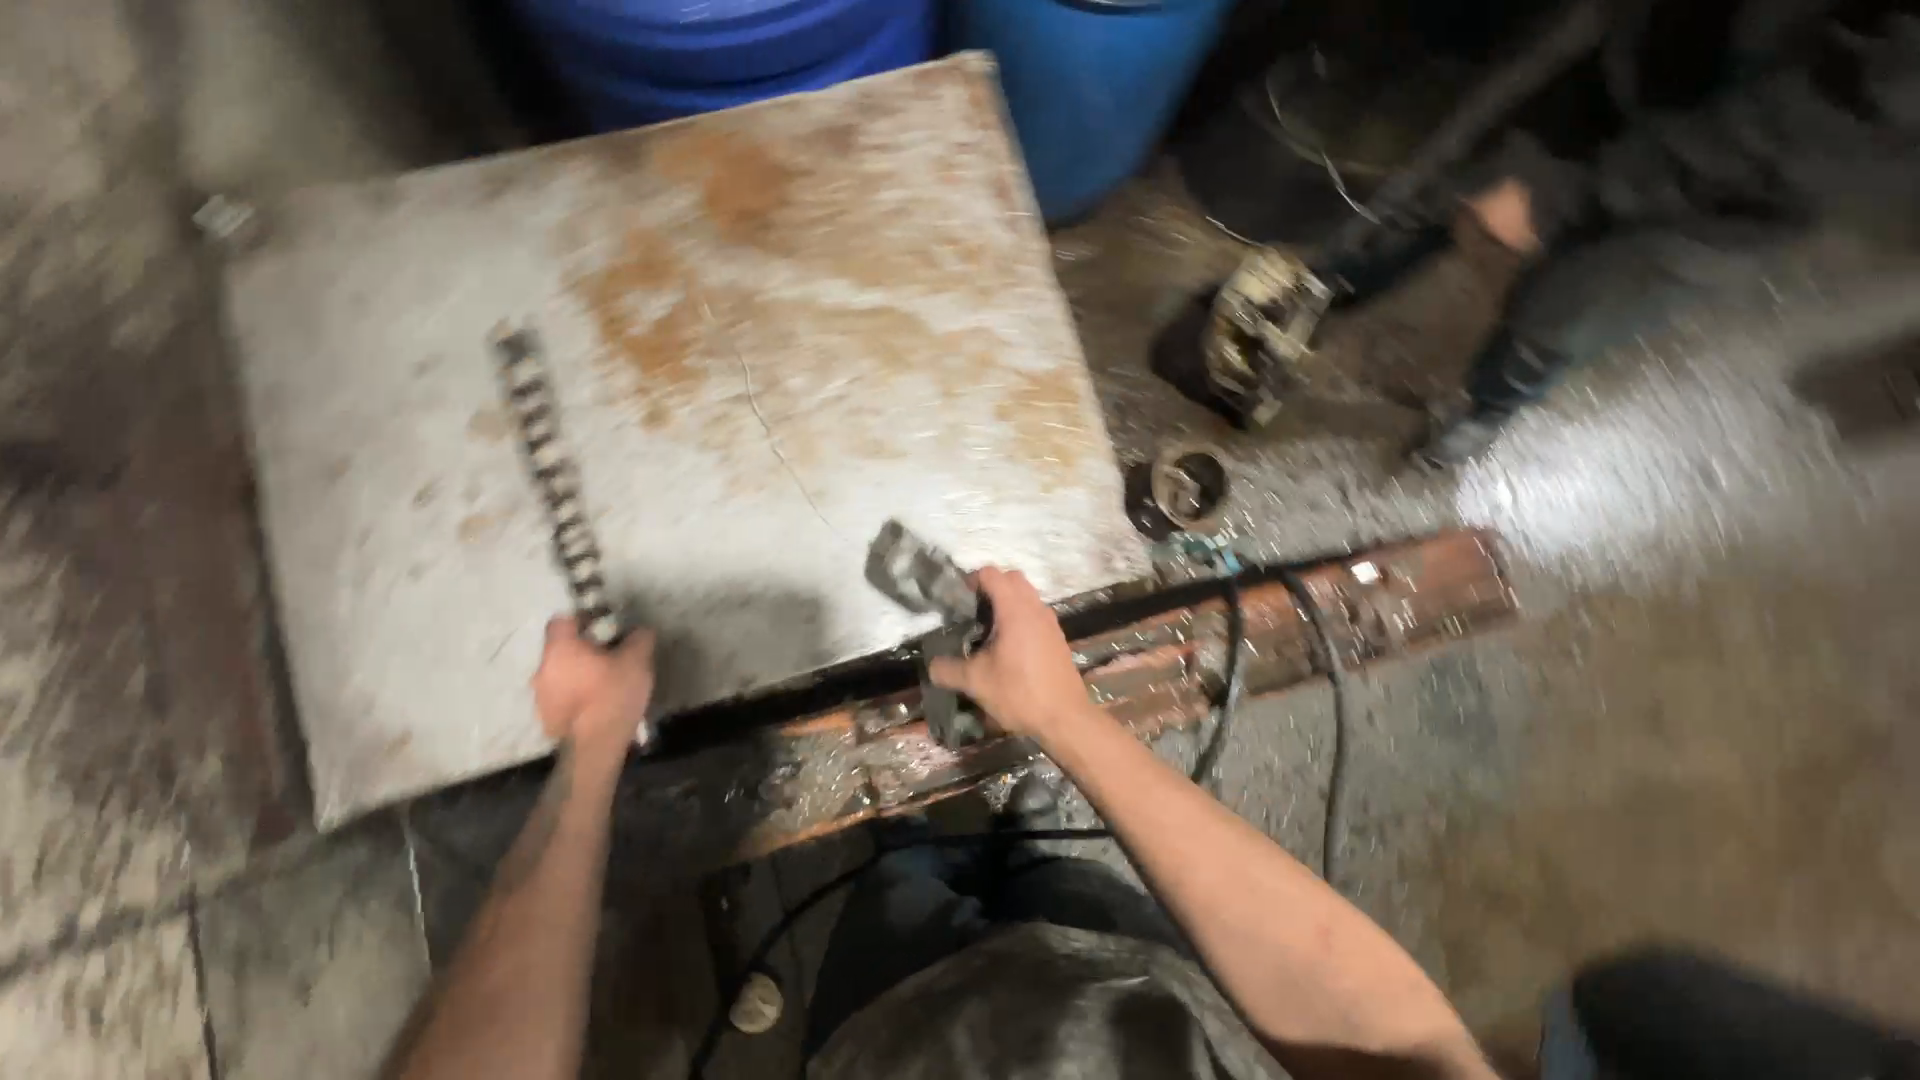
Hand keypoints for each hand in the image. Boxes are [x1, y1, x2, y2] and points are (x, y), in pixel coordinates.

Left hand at [532, 616, 655, 759]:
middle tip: (609, 655)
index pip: (562, 619)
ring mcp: (540, 695)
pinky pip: (560, 696)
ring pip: (558, 673)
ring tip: (603, 682)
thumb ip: (639, 638)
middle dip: (582, 648)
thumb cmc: (613, 694)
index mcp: (561, 648)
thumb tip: (640, 629)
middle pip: (560, 648)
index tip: (603, 624)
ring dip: (577, 673)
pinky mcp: (545, 718)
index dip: (582, 618)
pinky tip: (595, 704)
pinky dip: (574, 695)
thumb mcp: (637, 660)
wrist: (595, 745)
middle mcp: (542, 667)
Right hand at [926, 567, 1091, 741]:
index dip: (971, 580)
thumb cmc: (1020, 693)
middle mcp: (1035, 608)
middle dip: (991, 587)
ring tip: (988, 630)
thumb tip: (932, 665)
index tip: (958, 601)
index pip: (992, 574)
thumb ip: (948, 670)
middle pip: (1012, 578)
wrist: (1065, 718)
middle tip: (973, 611)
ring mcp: (1050, 622)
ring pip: (1027, 595)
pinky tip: (1008, 646)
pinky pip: (1036, 613)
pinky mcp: (1057, 637)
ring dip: (1007, 602)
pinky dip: (1020, 617)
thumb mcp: (976, 683)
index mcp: (1015, 610)